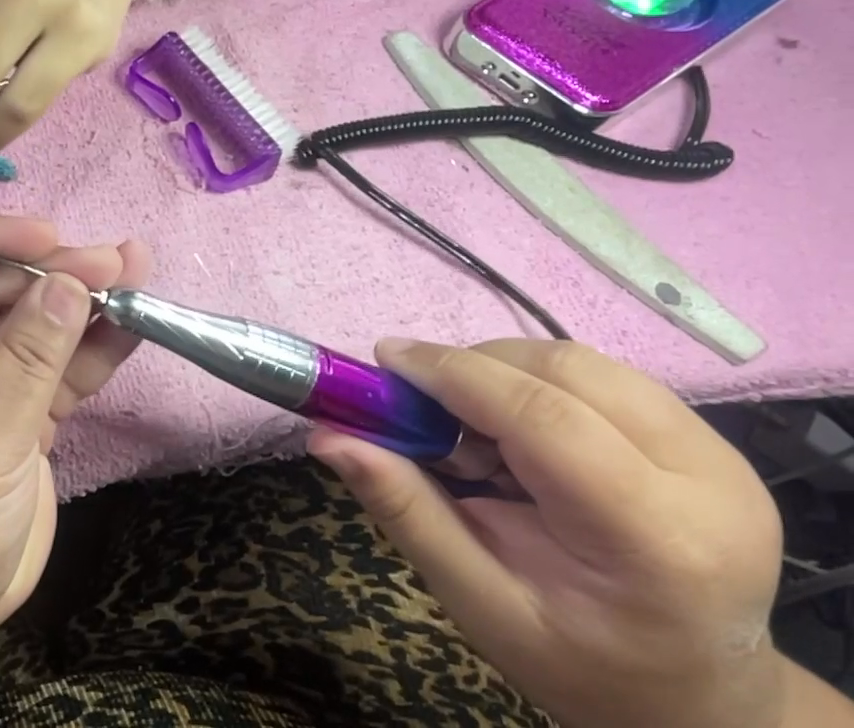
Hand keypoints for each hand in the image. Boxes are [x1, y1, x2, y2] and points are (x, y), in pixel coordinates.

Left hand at [0, 215, 149, 696]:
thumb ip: (28, 354)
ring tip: (137, 268)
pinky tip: (132, 325)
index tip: (47, 234)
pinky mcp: (10, 418)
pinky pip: (50, 370)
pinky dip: (88, 350)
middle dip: (46, 269)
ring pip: (25, 324)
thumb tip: (71, 281)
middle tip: (113, 261)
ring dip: (77, 301)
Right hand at [309, 339, 786, 727]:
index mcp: (653, 538)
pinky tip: (516, 431)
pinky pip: (607, 379)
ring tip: (471, 428)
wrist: (693, 696)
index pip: (544, 417)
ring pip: (588, 364)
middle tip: (420, 406)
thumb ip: (406, 510)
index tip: (383, 360)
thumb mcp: (476, 601)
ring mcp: (724, 459)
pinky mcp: (717, 445)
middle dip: (475, 367)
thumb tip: (330, 437)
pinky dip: (539, 384)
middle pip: (569, 373)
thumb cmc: (577, 662)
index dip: (453, 373)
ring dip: (506, 371)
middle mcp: (709, 483)